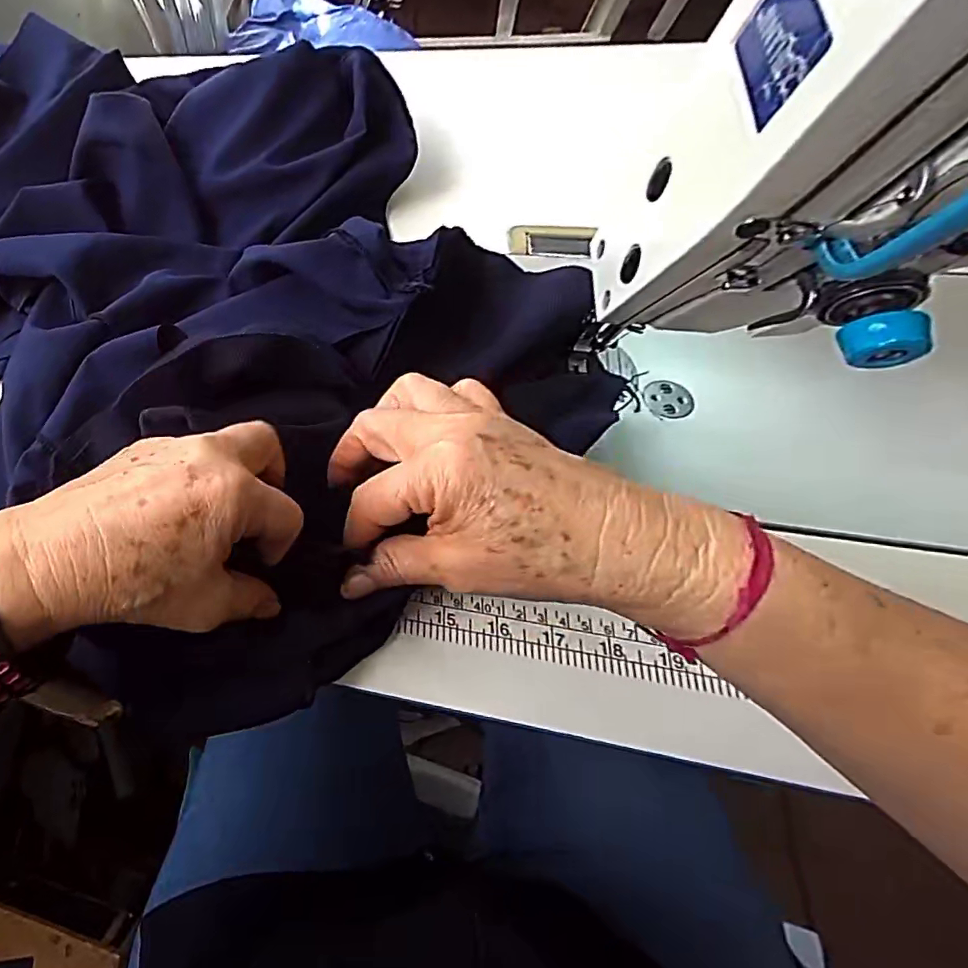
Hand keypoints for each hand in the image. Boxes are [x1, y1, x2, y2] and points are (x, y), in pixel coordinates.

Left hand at [0, 422, 303, 645]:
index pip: (286, 511)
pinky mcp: (133, 449)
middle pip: (264, 443)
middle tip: (254, 514)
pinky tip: (167, 509)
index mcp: (233, 490)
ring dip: (227, 473)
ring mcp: (166, 446)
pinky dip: (189, 472)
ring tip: (208, 516)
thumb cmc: (137, 582)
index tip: (260, 564)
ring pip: (217, 443)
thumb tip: (268, 600)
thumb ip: (247, 599)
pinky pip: (177, 452)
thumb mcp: (203, 604)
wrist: (56, 556)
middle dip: (273, 477)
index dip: (281, 543)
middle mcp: (205, 455)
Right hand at [327, 373, 748, 637]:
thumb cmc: (554, 554)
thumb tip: (356, 576)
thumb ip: (392, 565)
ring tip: (378, 454)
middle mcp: (455, 430)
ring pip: (407, 391)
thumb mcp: (454, 568)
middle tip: (345, 490)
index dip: (355, 529)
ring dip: (383, 420)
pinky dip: (431, 407)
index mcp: (441, 467)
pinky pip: (453, 391)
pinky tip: (428, 439)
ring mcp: (480, 417)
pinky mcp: (501, 420)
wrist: (622, 544)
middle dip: (347, 461)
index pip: (370, 497)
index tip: (357, 551)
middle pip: (371, 426)